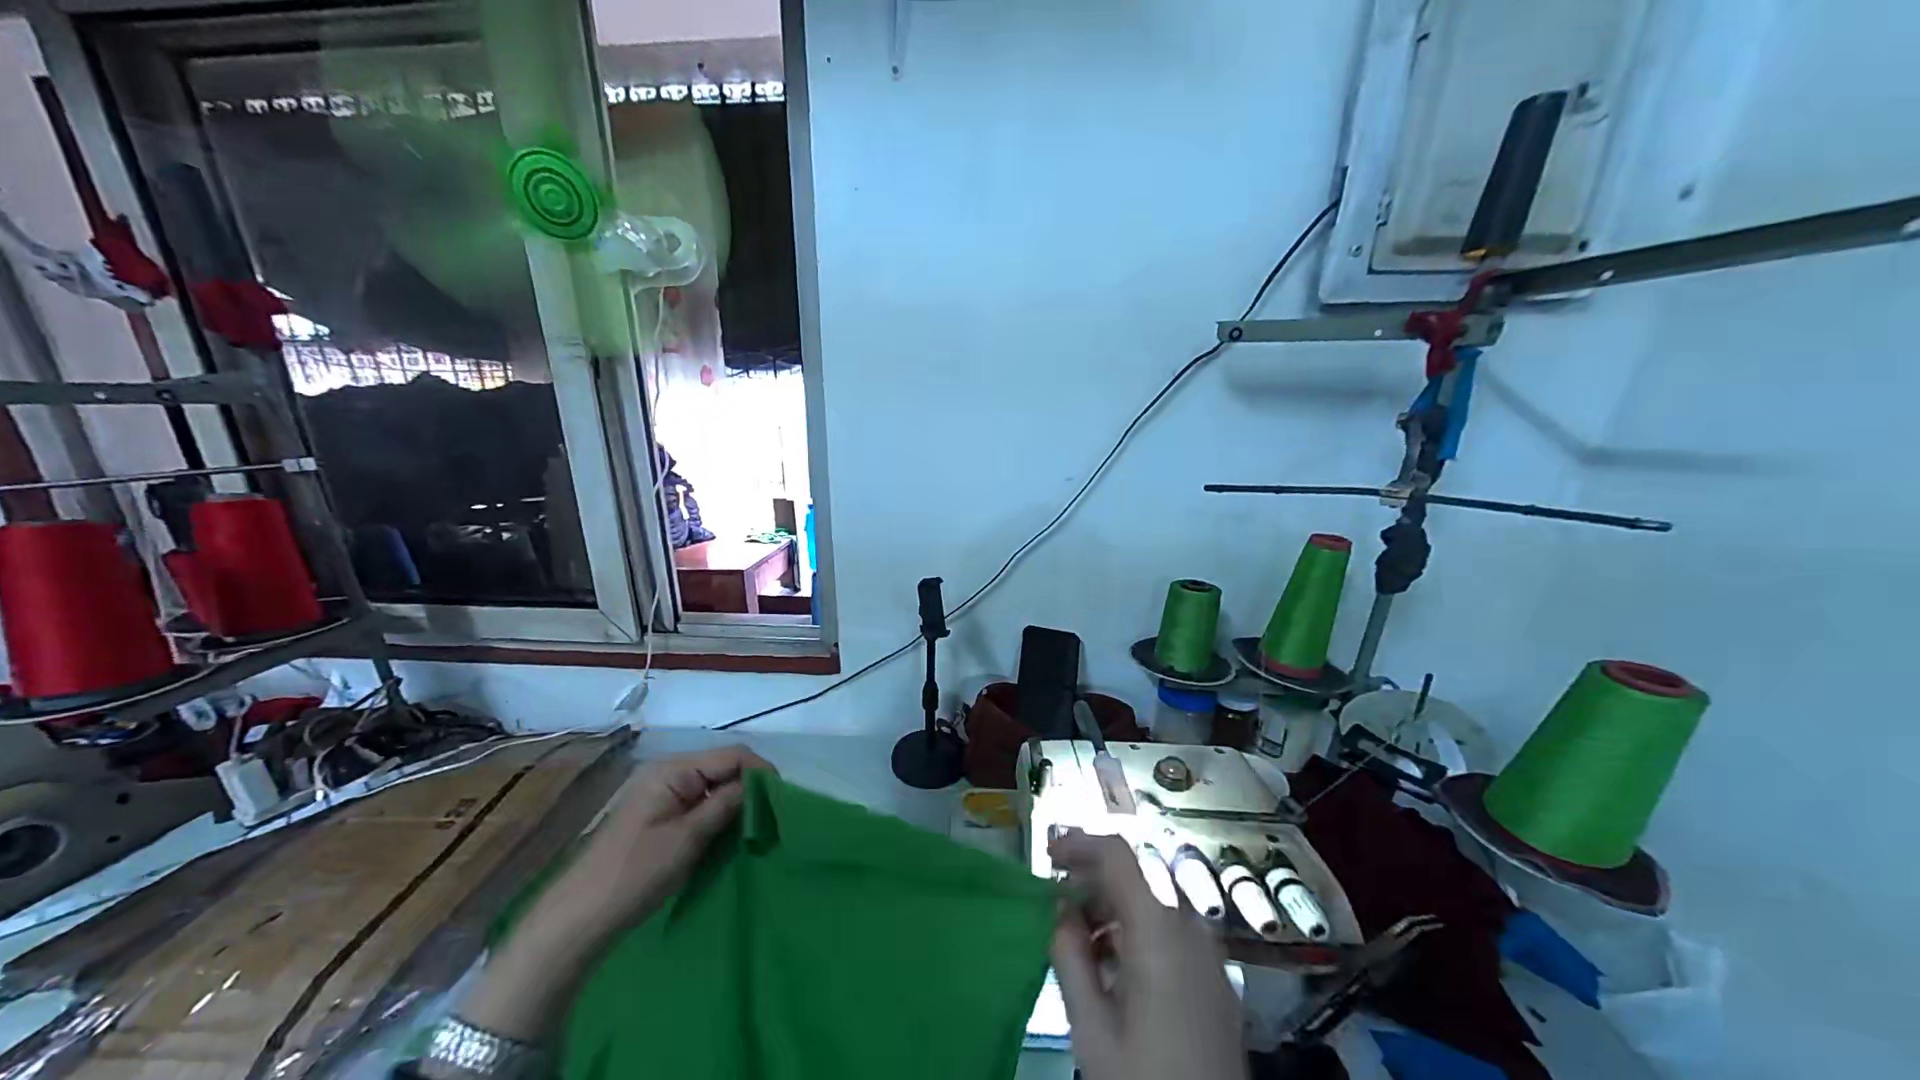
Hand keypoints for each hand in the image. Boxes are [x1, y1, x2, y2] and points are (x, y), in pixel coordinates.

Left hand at [452, 745, 773, 1045]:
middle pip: (724, 768)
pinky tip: (731, 839)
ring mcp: (662, 795)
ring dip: (736, 806)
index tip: (783, 803)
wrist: (577, 921)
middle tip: (773, 820)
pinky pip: (700, 805)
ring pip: (714, 788)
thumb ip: (726, 805)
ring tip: (757, 832)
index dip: (761, 773)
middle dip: (751, 790)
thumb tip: (761, 784)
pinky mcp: (659, 817)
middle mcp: (668, 773)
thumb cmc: (634, 875)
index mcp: (673, 769)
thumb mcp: (687, 839)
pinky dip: (719, 818)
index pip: (732, 755)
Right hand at [1049, 829, 1247, 1079]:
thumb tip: (1058, 908)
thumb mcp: (1091, 1027)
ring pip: (1154, 899)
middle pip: (1137, 873)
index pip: (1118, 854)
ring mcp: (1209, 950)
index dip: (1079, 842)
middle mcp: (1190, 926)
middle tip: (1056, 904)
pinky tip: (1115, 964)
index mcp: (1159, 930)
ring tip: (1080, 939)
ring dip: (1113, 905)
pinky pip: (1172, 927)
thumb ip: (1069, 957)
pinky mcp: (1216, 975)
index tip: (1046, 855)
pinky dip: (1137, 926)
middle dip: (1092, 878)